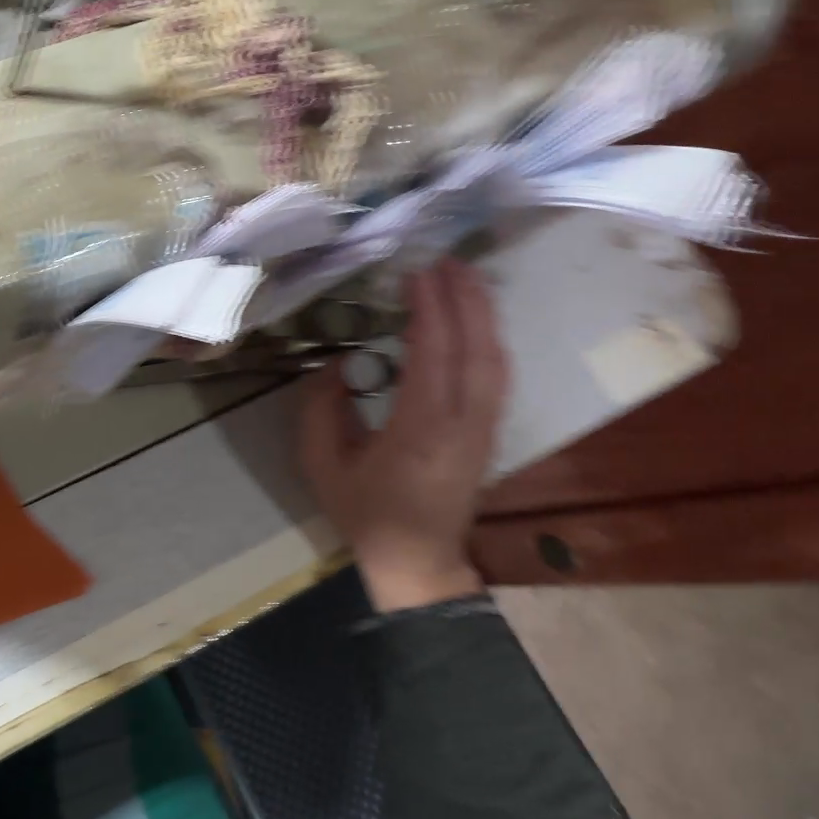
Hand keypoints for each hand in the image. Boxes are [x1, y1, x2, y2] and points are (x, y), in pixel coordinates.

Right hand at [299, 260, 508, 612]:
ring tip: (466, 278)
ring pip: (496, 359)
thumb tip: (340, 365)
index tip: (417, 274)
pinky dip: (488, 339)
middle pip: (476, 349)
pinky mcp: (490, 433)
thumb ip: (324, 408)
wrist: (416, 558)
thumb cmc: (363, 511)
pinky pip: (496, 375)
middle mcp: (464, 423)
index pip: (435, 356)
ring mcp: (485, 428)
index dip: (430, 310)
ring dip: (483, 314)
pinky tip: (475, 321)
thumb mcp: (322, 462)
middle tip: (446, 259)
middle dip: (465, 299)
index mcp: (421, 430)